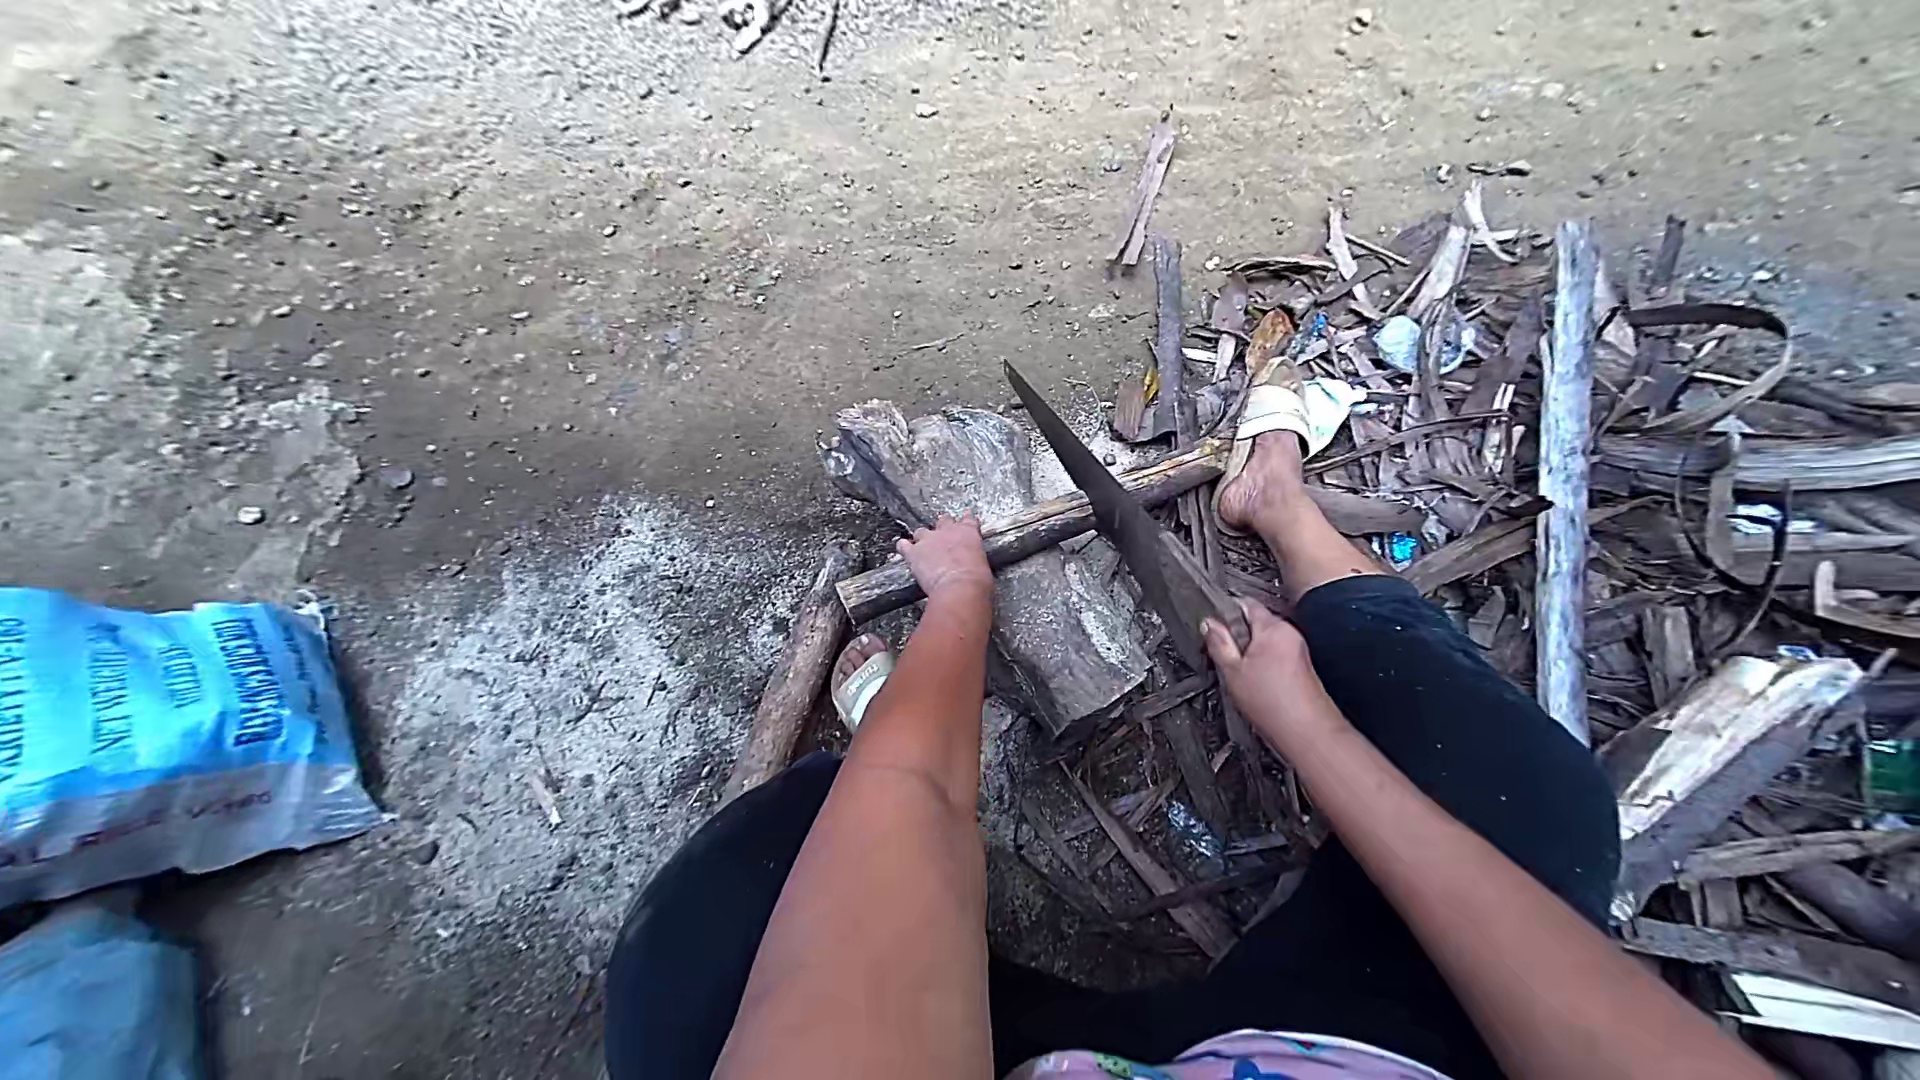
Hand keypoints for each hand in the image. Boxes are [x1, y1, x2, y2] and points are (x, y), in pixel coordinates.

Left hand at [898, 513, 993, 601]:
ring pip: (922, 532)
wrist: (959, 587)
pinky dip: (903, 546)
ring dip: (923, 537)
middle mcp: (947, 531)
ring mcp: (928, 540)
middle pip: (943, 521)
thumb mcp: (983, 565)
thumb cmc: (976, 580)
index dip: (966, 520)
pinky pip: (904, 545)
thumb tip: (972, 565)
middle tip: (943, 532)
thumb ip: (975, 558)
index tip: (966, 518)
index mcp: (968, 532)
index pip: (968, 520)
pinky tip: (902, 547)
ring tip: (923, 543)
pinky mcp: (914, 553)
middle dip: (943, 525)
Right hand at [1203, 599, 1347, 753]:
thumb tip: (1209, 624)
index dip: (1223, 613)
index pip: (1244, 604)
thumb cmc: (1275, 705)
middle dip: (1235, 636)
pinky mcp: (1300, 666)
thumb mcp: (1232, 670)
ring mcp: (1297, 649)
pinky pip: (1273, 654)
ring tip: (1239, 673)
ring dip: (1247, 652)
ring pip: (1262, 640)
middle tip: (1223, 655)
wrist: (1307, 733)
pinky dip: (1260, 664)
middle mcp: (1289, 634)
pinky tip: (1254, 683)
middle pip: (1253, 622)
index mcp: (1273, 628)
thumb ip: (1218, 642)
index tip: (1212, 627)